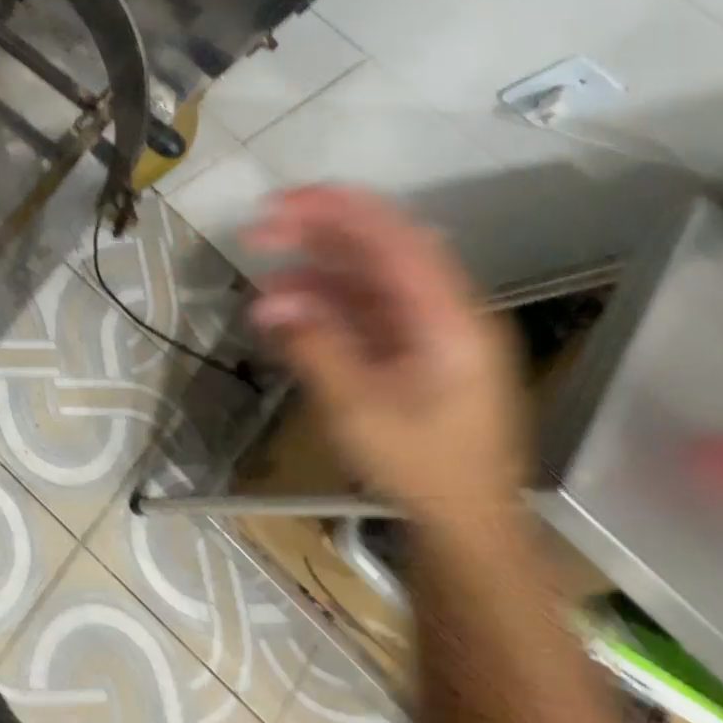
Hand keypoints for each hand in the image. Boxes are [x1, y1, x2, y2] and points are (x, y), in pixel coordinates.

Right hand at [246, 186, 527, 523]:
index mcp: (447, 320)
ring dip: (310, 272)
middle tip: (257, 232)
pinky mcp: (408, 349)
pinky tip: (282, 312)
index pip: (396, 241)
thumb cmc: (423, 467)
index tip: (282, 201)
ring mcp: (425, 330)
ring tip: (261, 283)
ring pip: (364, 278)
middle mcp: (441, 312)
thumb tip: (271, 302)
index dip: (340, 210)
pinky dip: (320, 302)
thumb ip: (318, 348)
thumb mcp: (361, 410)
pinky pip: (360, 308)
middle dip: (315, 233)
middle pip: (378, 250)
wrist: (466, 521)